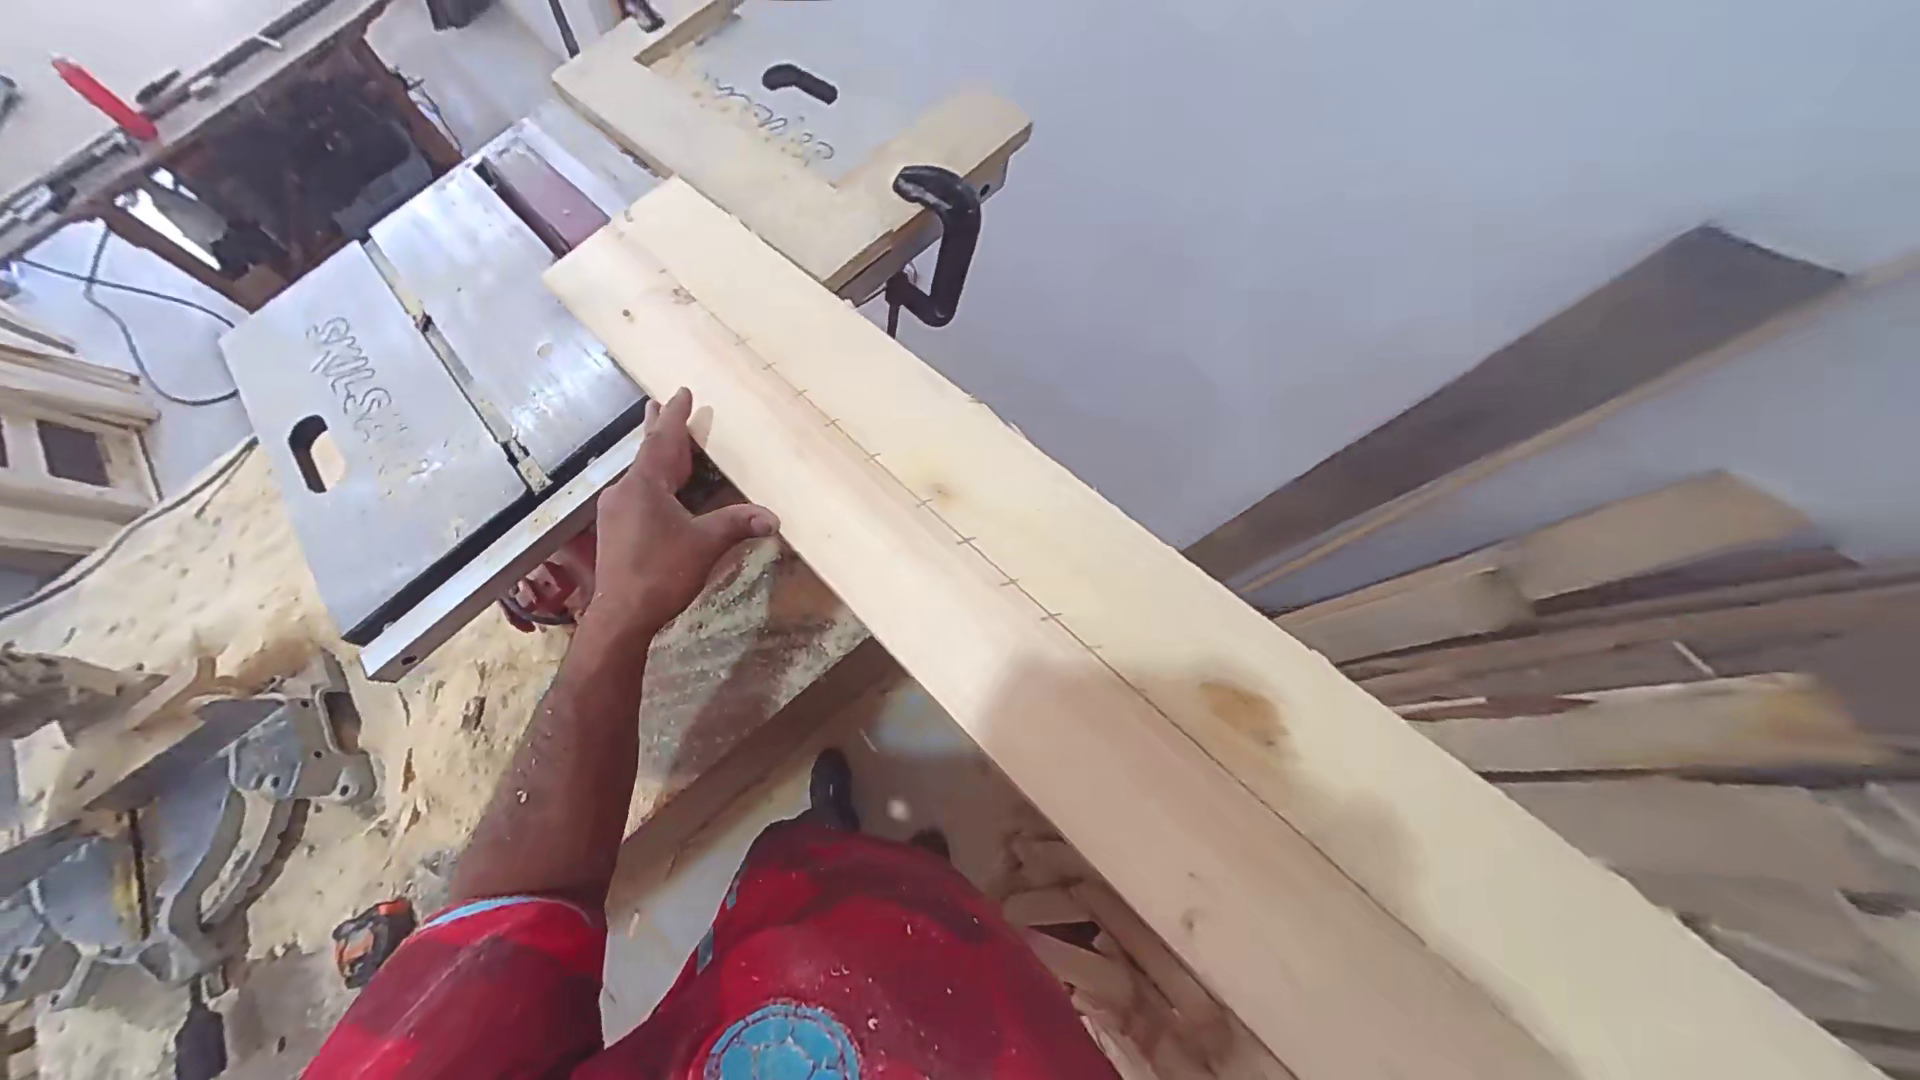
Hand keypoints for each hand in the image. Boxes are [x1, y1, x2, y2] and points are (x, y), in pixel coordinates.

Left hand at [587, 389, 778, 637]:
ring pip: (641, 474)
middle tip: (658, 404)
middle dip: (657, 429)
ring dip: (655, 456)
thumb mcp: (706, 544)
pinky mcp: (616, 530)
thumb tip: (774, 518)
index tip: (682, 392)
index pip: (663, 441)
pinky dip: (652, 481)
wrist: (622, 613)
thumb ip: (738, 524)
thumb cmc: (662, 571)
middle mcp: (625, 491)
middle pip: (647, 453)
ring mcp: (616, 511)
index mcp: (644, 485)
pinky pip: (637, 492)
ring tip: (665, 444)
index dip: (676, 417)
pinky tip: (657, 490)